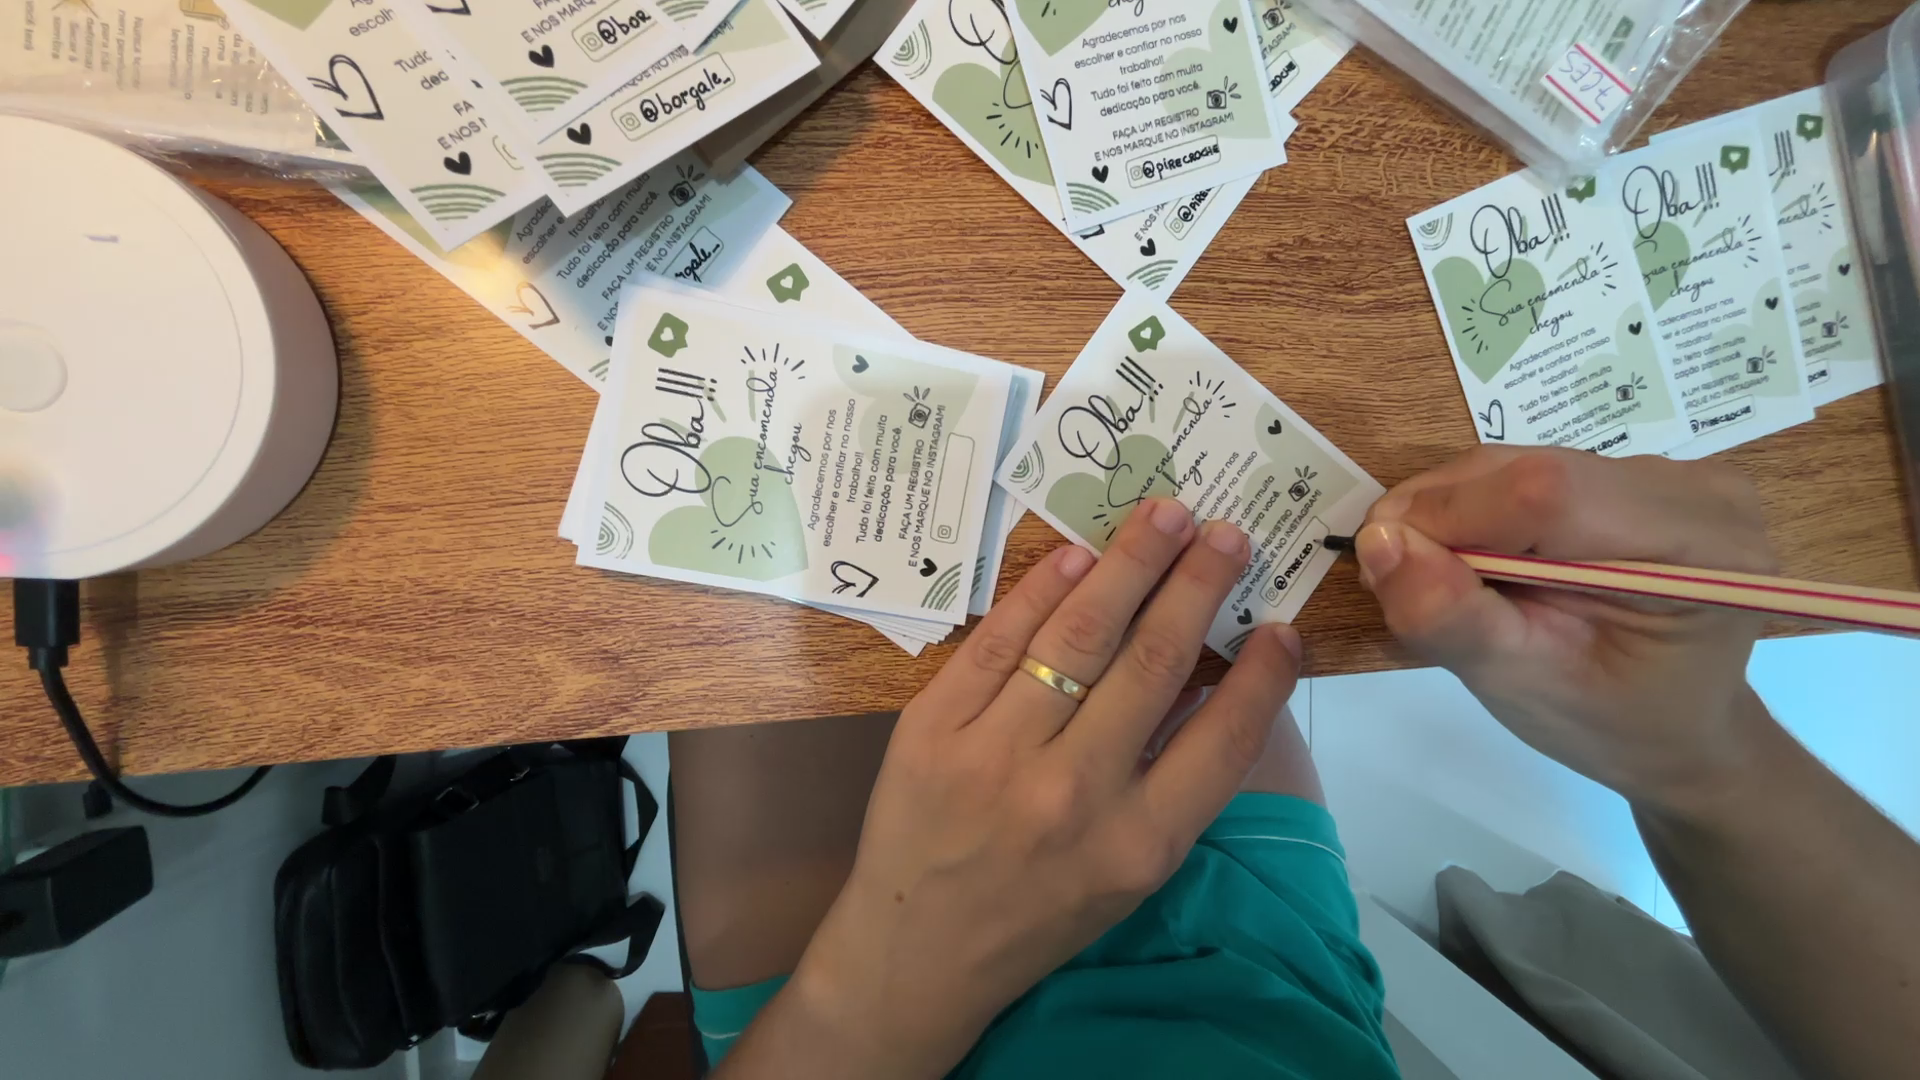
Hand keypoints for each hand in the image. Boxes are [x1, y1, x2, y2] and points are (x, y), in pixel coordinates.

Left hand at [740, 500, 1300, 1077]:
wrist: (917, 951)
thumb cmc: (1036, 915)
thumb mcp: (1124, 875)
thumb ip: (1171, 785)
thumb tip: (1209, 683)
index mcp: (1140, 843)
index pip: (1222, 739)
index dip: (1262, 676)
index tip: (1283, 625)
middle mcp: (1075, 792)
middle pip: (1152, 664)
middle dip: (1196, 586)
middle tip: (1226, 532)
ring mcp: (996, 752)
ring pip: (1077, 635)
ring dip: (1129, 566)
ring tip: (1165, 516)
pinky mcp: (934, 725)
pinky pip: (998, 639)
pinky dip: (1042, 589)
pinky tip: (1078, 554)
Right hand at [1354, 446, 1778, 813]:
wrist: (1667, 724)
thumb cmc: (1603, 720)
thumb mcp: (1515, 683)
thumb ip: (1446, 614)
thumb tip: (1375, 539)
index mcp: (1694, 547)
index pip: (1541, 494)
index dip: (1442, 518)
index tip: (1392, 569)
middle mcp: (1688, 487)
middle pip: (1516, 471)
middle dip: (1434, 520)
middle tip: (1412, 585)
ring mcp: (1656, 471)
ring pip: (1503, 465)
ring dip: (1443, 515)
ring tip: (1447, 580)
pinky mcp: (1620, 472)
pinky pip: (1510, 471)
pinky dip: (1464, 511)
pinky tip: (1478, 558)